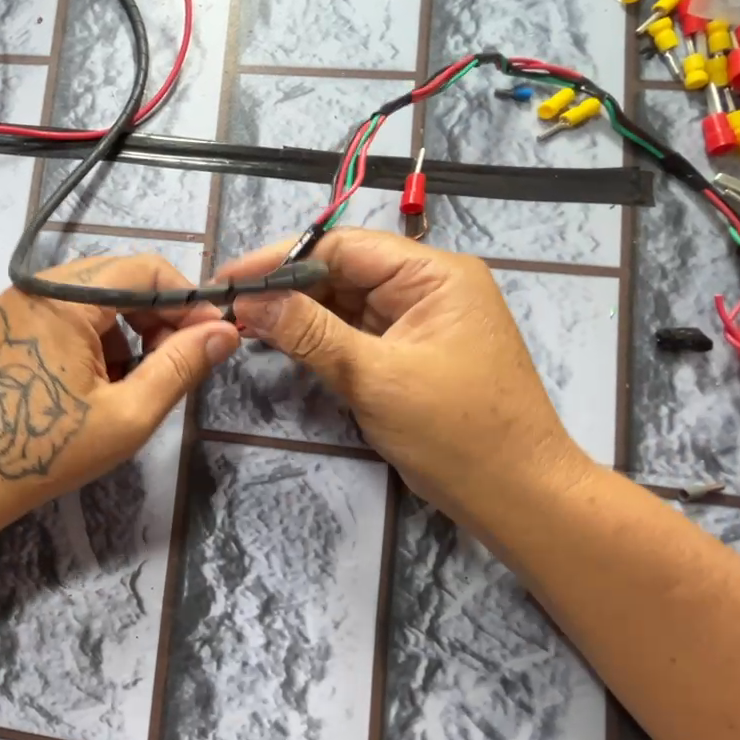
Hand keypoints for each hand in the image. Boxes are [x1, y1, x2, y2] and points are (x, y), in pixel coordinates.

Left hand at [0, 253, 238, 523]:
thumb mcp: (129, 413)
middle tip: (169, 362)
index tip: (206, 337)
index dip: (183, 300)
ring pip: (83, 300)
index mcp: (62, 301)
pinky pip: (52, 316)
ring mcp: (5, 308)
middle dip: (151, 317)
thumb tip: (224, 331)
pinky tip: (85, 383)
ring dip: (117, 331)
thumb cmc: (50, 450)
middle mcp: (30, 290)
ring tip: (124, 382)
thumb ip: (180, 366)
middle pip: (112, 281)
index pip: (142, 270)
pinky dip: (81, 339)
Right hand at [216, 229, 592, 519]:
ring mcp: (414, 321)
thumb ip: (308, 334)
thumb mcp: (373, 376)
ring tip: (241, 324)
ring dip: (294, 313)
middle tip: (227, 307)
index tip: (230, 282)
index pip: (344, 247)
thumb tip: (248, 302)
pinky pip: (349, 331)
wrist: (512, 492)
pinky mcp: (403, 353)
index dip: (281, 260)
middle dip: (283, 287)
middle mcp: (425, 288)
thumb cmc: (454, 430)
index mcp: (433, 276)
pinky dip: (312, 336)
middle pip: (340, 271)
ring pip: (341, 302)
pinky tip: (277, 342)